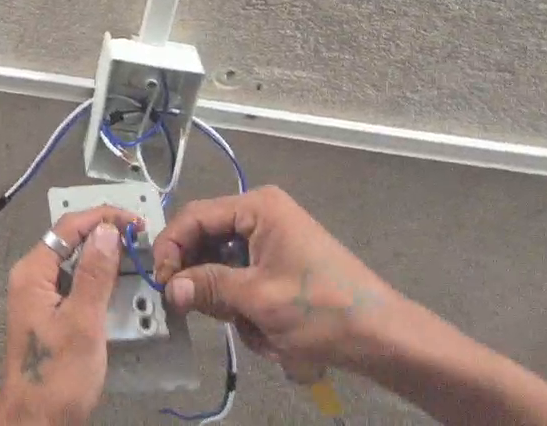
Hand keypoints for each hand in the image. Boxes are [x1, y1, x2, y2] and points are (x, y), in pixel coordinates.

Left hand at [0, 206, 140, 425]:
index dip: (103, 217)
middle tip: (142, 238)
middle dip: (105, 234)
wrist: (35, 425)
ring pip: (74, 263)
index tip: (138, 222)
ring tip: (136, 256)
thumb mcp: (82, 324)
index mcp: (33, 271)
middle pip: (70, 241)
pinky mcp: (49, 316)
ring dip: (103, 257)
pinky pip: (75, 285)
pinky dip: (98, 280)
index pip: (69, 227)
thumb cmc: (58, 376)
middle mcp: (32, 277)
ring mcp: (38, 297)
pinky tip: (119, 286)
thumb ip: (95, 275)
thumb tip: (107, 229)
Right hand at [151, 186, 394, 381]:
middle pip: (208, 241)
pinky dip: (250, 308)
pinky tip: (271, 333)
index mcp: (258, 206)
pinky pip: (246, 280)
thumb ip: (208, 288)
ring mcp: (274, 239)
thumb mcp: (258, 299)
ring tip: (256, 329)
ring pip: (225, 266)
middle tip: (206, 312)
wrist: (387, 339)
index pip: (195, 216)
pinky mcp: (283, 264)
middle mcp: (262, 214)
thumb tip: (168, 288)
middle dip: (208, 281)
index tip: (160, 281)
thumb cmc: (322, 309)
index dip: (172, 246)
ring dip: (232, 303)